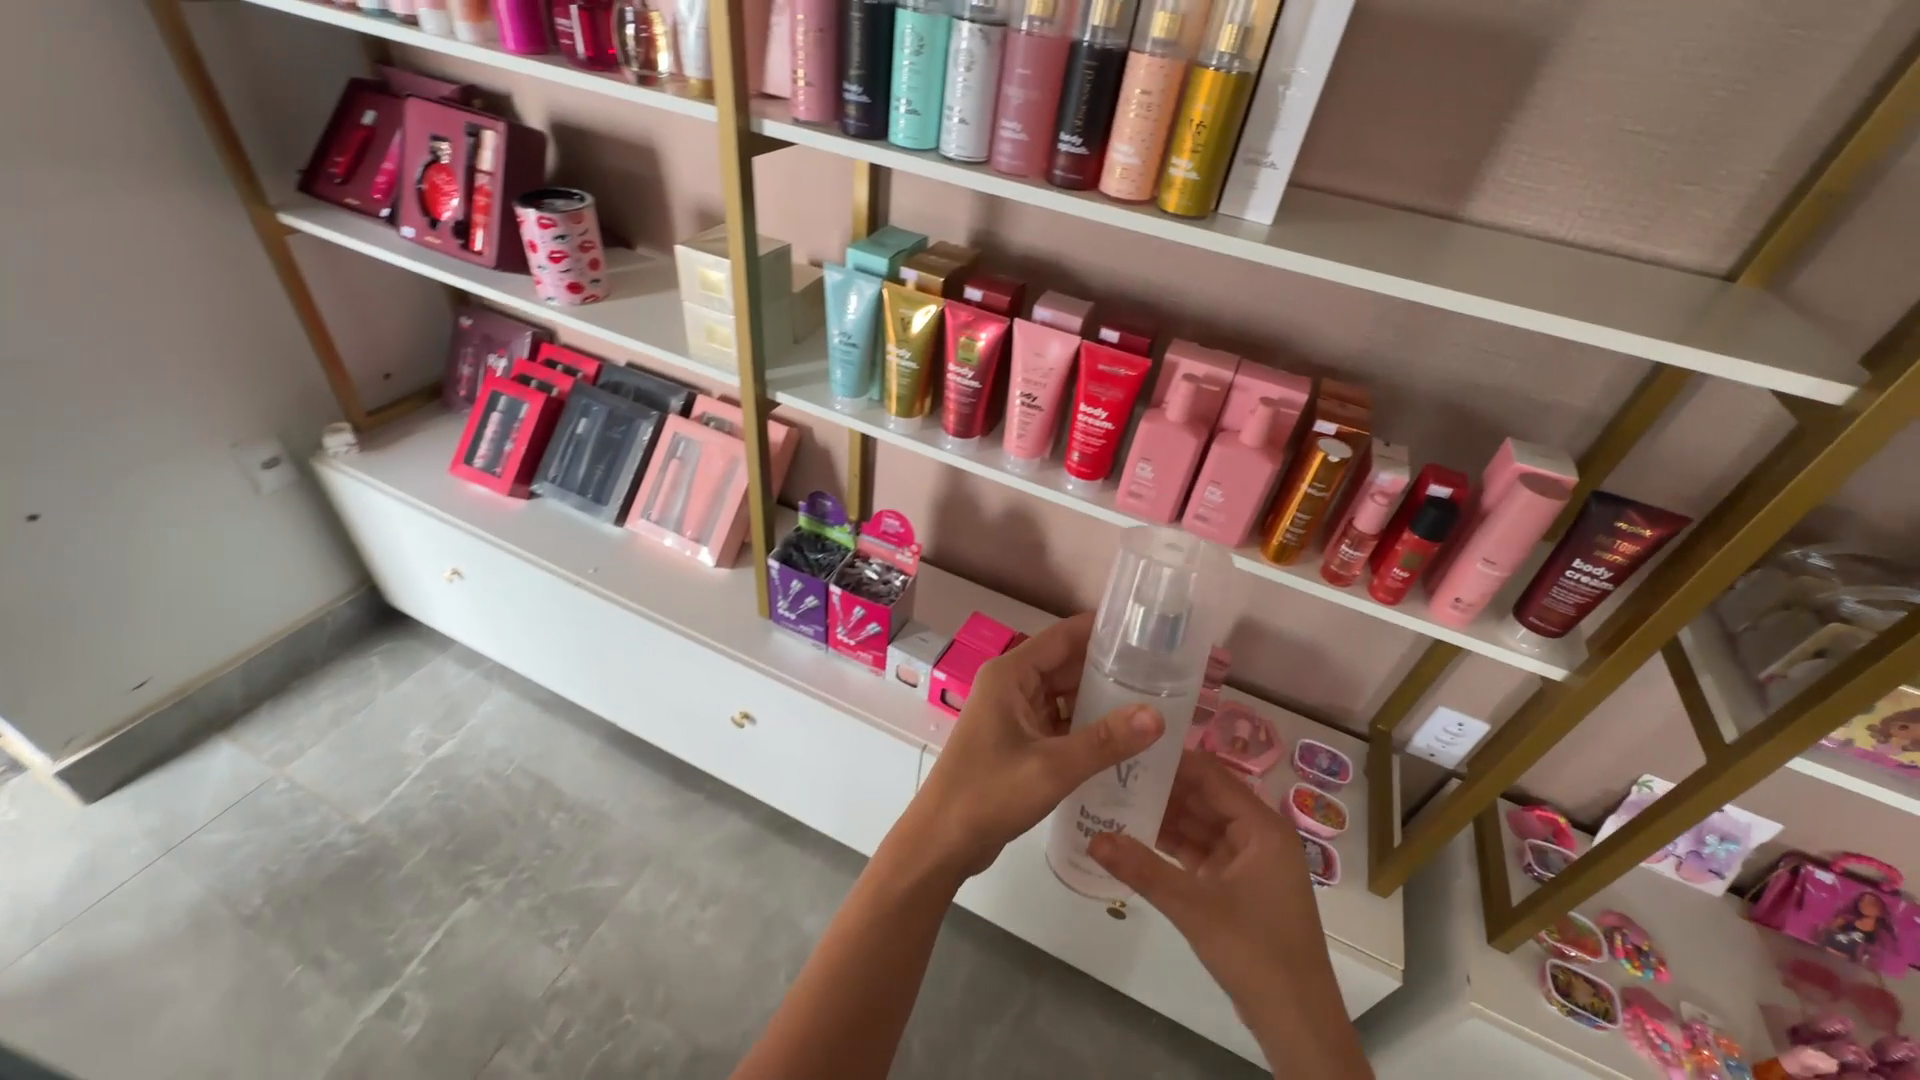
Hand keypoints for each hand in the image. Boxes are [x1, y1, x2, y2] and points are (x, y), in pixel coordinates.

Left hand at [902, 613, 1165, 879]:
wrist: (942, 841)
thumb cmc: (989, 794)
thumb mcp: (1053, 767)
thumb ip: (1106, 741)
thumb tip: (1158, 715)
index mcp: (1011, 675)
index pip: (1065, 636)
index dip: (1105, 630)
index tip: (1150, 631)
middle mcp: (1011, 686)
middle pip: (1068, 665)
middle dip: (1111, 669)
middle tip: (1166, 674)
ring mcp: (1013, 715)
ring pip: (1066, 697)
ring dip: (1101, 701)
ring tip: (1157, 703)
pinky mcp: (1018, 742)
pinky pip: (1060, 723)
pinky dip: (1087, 728)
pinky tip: (1125, 740)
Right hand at [1090, 752, 1366, 1073]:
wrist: (1297, 1020)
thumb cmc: (1256, 952)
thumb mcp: (1194, 907)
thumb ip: (1142, 869)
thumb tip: (1092, 837)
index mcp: (1263, 828)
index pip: (1212, 776)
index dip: (1172, 761)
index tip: (1128, 749)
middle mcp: (1258, 836)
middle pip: (1204, 798)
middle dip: (1160, 789)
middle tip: (1110, 774)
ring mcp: (1248, 863)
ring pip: (1198, 826)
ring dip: (1162, 818)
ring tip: (1112, 800)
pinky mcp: (1236, 887)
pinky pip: (1198, 853)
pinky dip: (1169, 848)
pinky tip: (1132, 840)